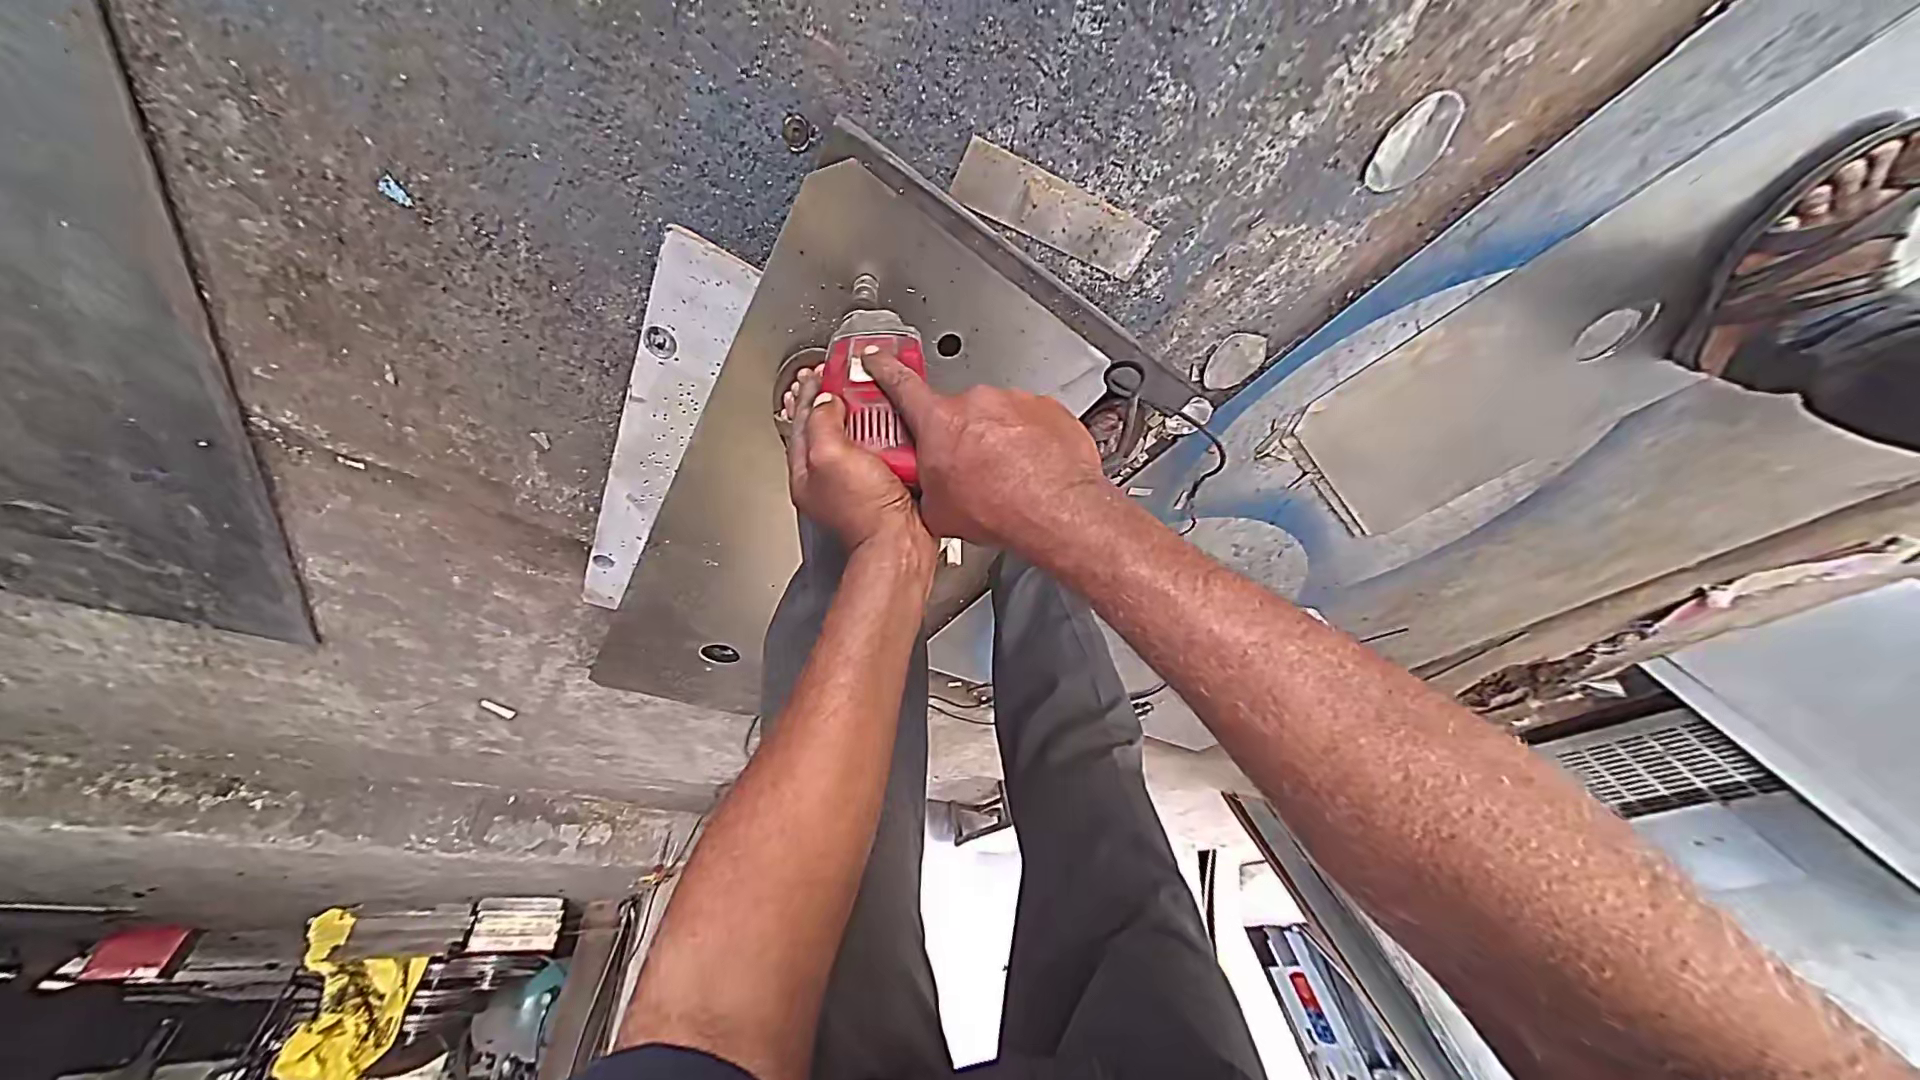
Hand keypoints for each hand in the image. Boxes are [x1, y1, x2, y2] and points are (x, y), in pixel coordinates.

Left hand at [784, 366, 932, 554]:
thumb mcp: (831, 456)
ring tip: (870, 395)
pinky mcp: (886, 484)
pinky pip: (885, 450)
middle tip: (842, 378)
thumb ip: (822, 423)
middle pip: (827, 426)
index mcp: (807, 471)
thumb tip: (826, 401)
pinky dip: (888, 433)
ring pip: (857, 436)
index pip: (802, 421)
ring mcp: (859, 481)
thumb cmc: (865, 512)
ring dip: (864, 414)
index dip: (809, 392)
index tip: (819, 372)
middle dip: (834, 399)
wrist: (901, 541)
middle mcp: (831, 477)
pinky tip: (896, 423)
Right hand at [864, 352, 1113, 551]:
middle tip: (969, 469)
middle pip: (956, 413)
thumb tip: (924, 490)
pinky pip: (1030, 421)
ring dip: (996, 440)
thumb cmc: (1001, 510)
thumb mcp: (938, 511)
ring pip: (995, 418)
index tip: (878, 359)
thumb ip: (923, 486)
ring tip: (1006, 475)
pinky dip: (1028, 441)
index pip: (900, 383)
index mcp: (939, 421)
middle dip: (959, 437)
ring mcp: (1014, 401)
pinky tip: (1030, 468)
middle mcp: (976, 402)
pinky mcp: (1047, 409)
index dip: (883, 368)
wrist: (1055, 511)